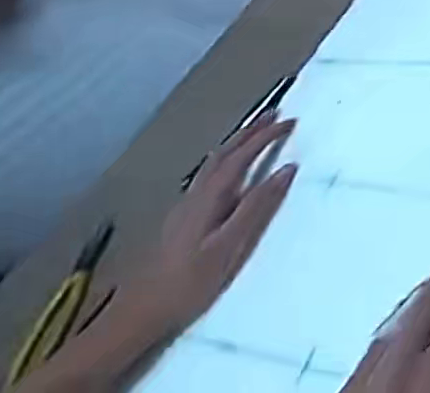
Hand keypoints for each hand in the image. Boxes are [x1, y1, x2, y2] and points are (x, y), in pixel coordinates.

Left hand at [120, 111, 297, 333]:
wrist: (139, 315)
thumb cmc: (190, 280)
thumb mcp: (230, 245)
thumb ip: (258, 205)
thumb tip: (287, 169)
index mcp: (210, 197)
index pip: (242, 156)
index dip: (266, 137)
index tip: (291, 122)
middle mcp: (197, 195)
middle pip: (224, 154)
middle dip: (250, 131)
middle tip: (274, 113)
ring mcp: (186, 206)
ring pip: (214, 163)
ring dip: (236, 143)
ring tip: (254, 131)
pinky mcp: (183, 218)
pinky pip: (209, 175)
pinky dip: (225, 159)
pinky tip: (227, 168)